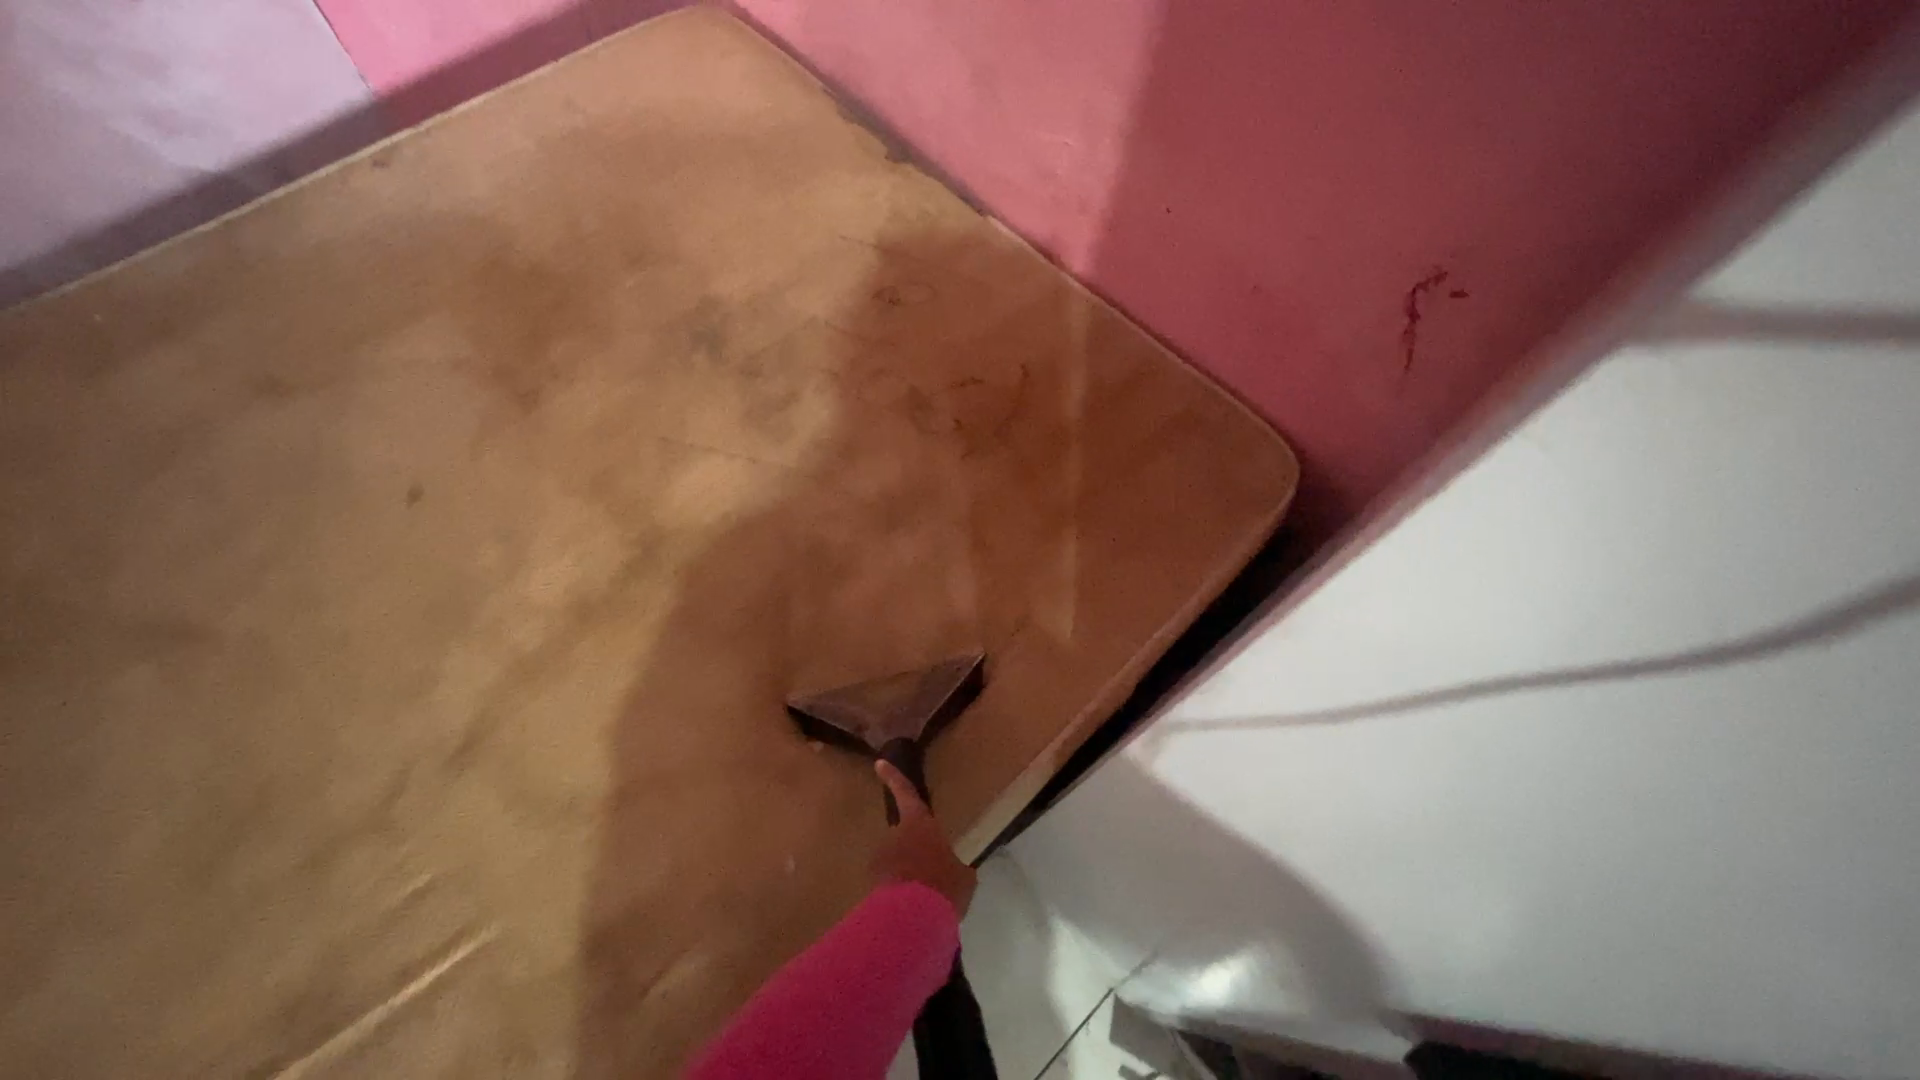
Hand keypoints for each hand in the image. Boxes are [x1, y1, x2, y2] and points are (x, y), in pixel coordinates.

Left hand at [871, 759, 976, 916]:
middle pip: (904, 837)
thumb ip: (956, 867)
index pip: (906, 794)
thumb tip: (957, 871)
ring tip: (926, 898)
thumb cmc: (944, 885)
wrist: (912, 918)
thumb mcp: (963, 876)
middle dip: (914, 852)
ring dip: (907, 874)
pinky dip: (899, 892)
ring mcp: (881, 859)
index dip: (893, 778)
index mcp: (920, 823)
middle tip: (933, 874)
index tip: (879, 763)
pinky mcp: (871, 882)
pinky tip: (913, 911)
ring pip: (896, 862)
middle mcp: (895, 835)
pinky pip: (890, 883)